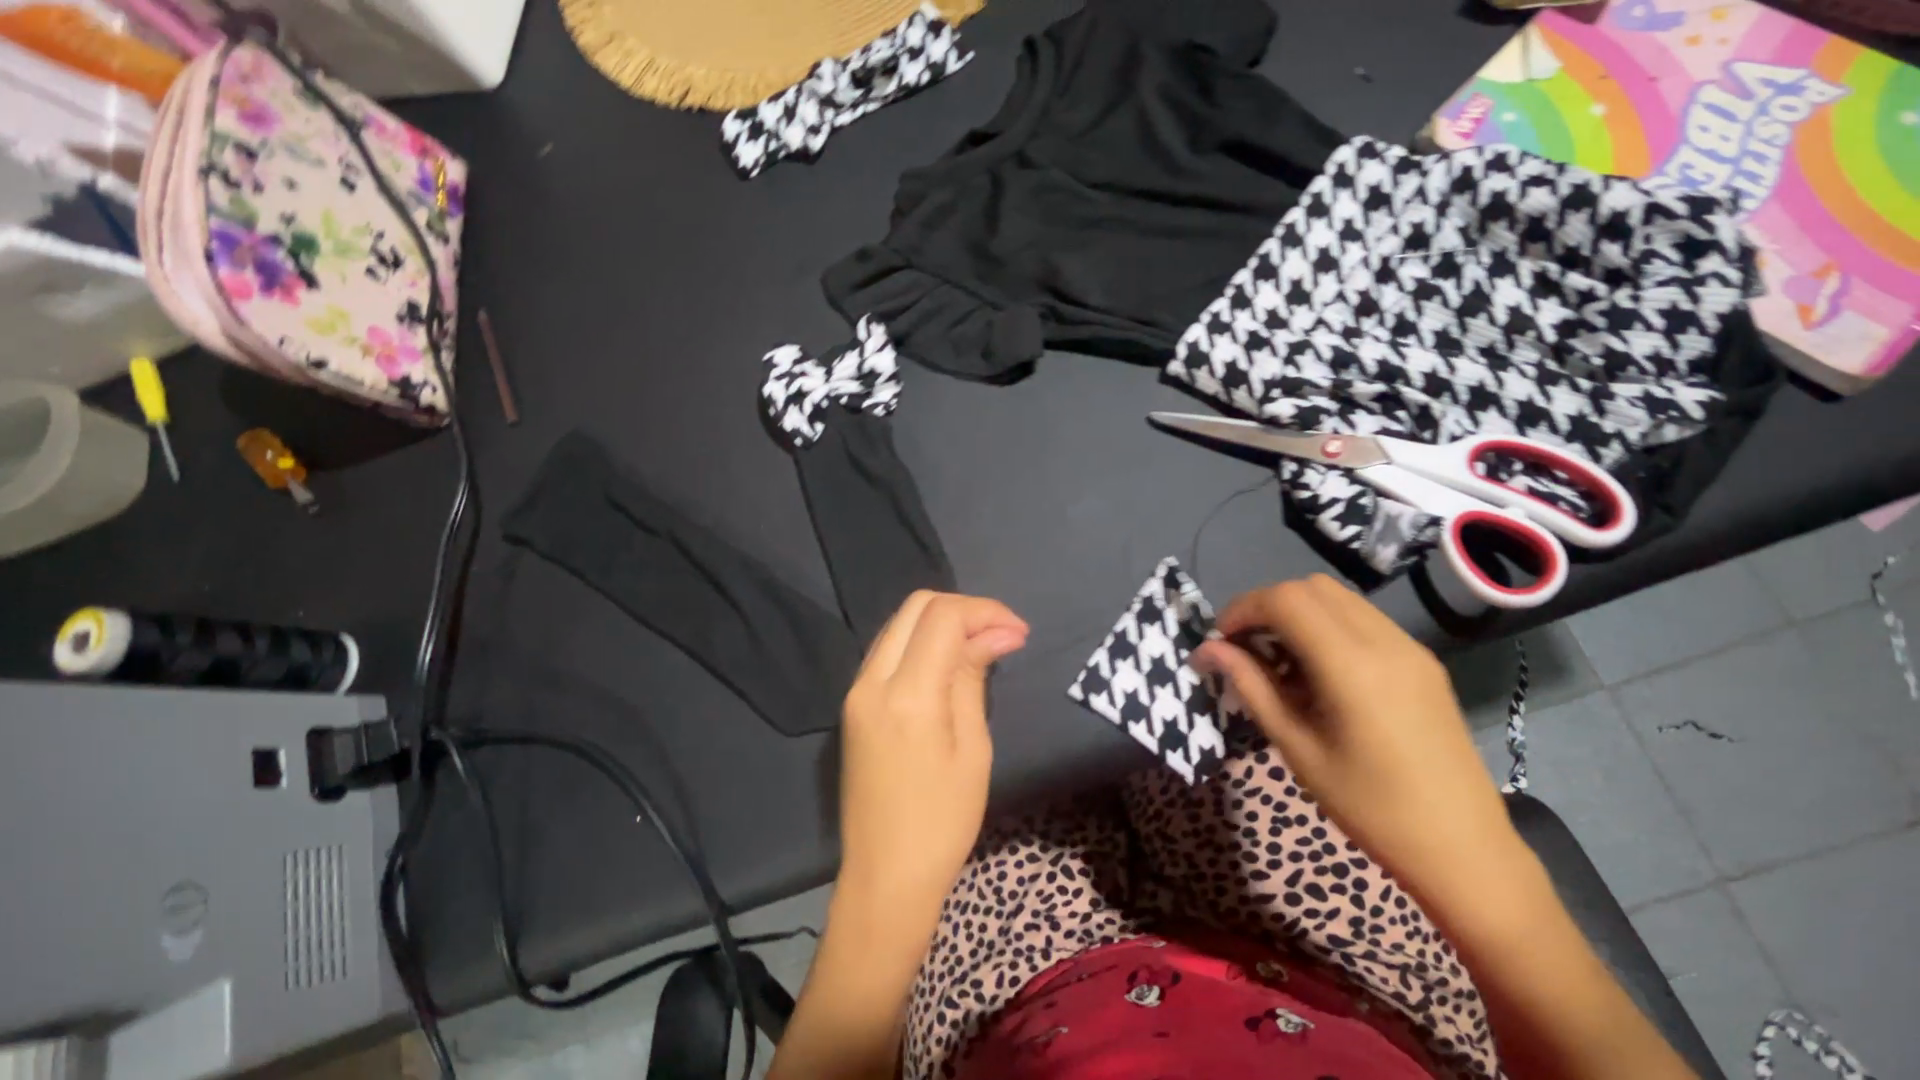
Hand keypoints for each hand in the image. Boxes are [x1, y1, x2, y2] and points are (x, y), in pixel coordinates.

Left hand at [838, 591, 1028, 920]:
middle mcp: (871, 681)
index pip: (942, 617)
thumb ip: (973, 678)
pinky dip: (919, 643)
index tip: (1020, 634)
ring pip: (898, 625)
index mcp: (906, 694)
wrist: (885, 874)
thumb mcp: (972, 749)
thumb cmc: (942, 821)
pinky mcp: (852, 706)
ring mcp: (855, 692)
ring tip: (981, 647)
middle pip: (915, 607)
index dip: (986, 612)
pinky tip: (948, 664)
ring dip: (940, 623)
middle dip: (963, 609)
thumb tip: (998, 632)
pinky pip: (886, 651)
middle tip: (1002, 635)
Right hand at [1192, 575, 1520, 910]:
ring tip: (1281, 664)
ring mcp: (1410, 648)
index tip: (1221, 643)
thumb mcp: (1298, 749)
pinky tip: (1321, 675)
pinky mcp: (1423, 661)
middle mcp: (1384, 641)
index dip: (1243, 609)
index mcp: (1351, 665)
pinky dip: (1330, 628)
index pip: (1285, 600)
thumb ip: (1252, 688)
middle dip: (1268, 607)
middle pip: (1311, 588)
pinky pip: (1365, 621)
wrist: (1461, 844)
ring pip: (1340, 599)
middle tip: (1246, 650)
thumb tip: (1208, 650)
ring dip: (1300, 615)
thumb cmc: (1368, 806)